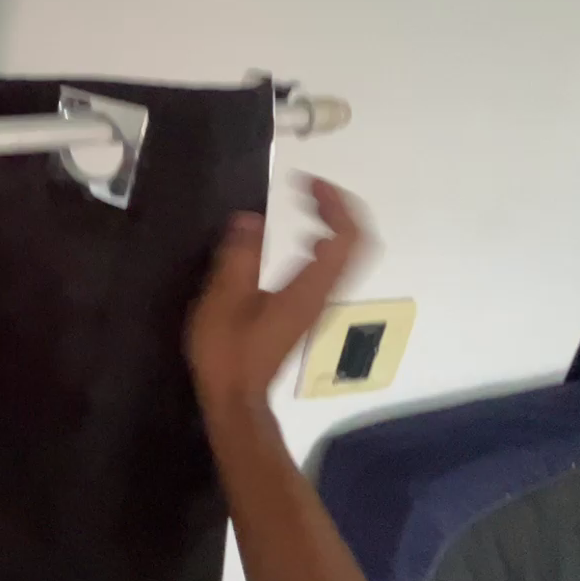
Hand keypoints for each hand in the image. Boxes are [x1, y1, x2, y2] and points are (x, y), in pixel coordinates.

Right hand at [187, 177, 367, 421]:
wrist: (235, 397)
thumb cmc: (227, 351)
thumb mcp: (224, 300)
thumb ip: (240, 257)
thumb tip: (250, 219)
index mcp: (308, 289)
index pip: (344, 239)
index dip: (333, 204)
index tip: (304, 182)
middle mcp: (322, 295)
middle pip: (355, 245)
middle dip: (339, 209)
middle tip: (308, 188)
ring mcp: (316, 306)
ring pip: (345, 257)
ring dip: (332, 224)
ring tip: (305, 204)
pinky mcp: (305, 312)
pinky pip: (329, 268)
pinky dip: (321, 243)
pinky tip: (298, 241)